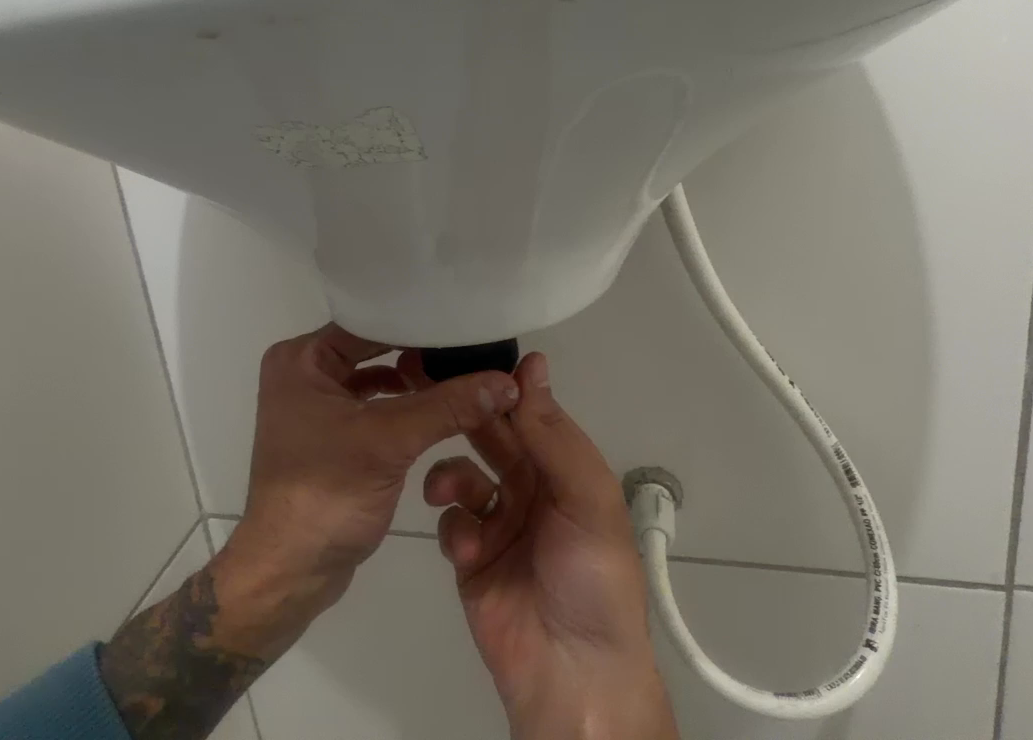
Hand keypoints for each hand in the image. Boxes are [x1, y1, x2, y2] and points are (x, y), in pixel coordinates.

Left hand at [217, 323, 522, 656]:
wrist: (290, 570)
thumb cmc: (326, 494)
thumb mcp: (389, 442)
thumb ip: (447, 407)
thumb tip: (508, 381)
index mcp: (300, 359)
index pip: (368, 321)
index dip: (417, 319)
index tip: (465, 316)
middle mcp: (302, 373)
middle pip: (372, 346)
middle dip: (420, 349)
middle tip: (473, 343)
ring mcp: (314, 406)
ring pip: (375, 376)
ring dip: (414, 379)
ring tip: (463, 372)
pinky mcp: (330, 436)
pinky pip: (373, 405)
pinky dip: (403, 405)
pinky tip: (439, 406)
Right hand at [423, 353, 679, 739]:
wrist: (573, 672)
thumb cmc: (592, 578)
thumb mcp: (587, 500)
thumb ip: (552, 435)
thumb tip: (532, 366)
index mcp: (567, 470)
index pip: (533, 413)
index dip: (507, 388)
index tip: (472, 359)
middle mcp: (533, 488)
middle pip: (492, 438)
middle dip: (469, 423)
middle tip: (441, 407)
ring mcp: (499, 523)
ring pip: (463, 475)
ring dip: (451, 475)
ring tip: (445, 491)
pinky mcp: (470, 557)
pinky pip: (452, 524)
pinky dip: (453, 529)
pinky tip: (465, 550)